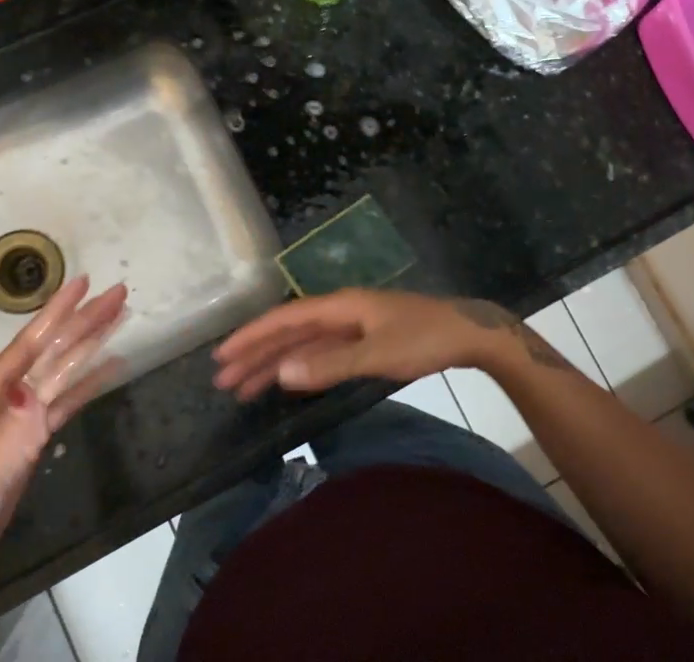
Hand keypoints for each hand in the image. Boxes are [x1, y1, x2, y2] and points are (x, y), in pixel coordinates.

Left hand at [0, 276, 126, 621]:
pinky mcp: (30, 445)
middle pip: (50, 354)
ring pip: (61, 374)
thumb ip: (7, 436)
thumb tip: (33, 389)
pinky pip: (65, 404)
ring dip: (89, 346)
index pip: (28, 347)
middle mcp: (5, 401)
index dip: (55, 314)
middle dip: (82, 322)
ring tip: (120, 318)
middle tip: (119, 293)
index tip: (83, 283)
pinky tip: (111, 369)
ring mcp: (19, 423)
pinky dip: (88, 385)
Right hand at [213, 288, 562, 399]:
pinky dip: (301, 366)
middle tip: (224, 381)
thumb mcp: (377, 354)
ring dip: (274, 363)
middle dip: (256, 355)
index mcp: (339, 306)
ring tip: (244, 388)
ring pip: (303, 344)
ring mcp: (352, 325)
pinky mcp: (364, 339)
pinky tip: (288, 380)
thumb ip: (330, 365)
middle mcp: (340, 311)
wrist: (471, 334)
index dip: (252, 337)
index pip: (284, 320)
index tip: (222, 356)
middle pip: (289, 332)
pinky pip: (321, 352)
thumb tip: (281, 373)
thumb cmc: (425, 339)